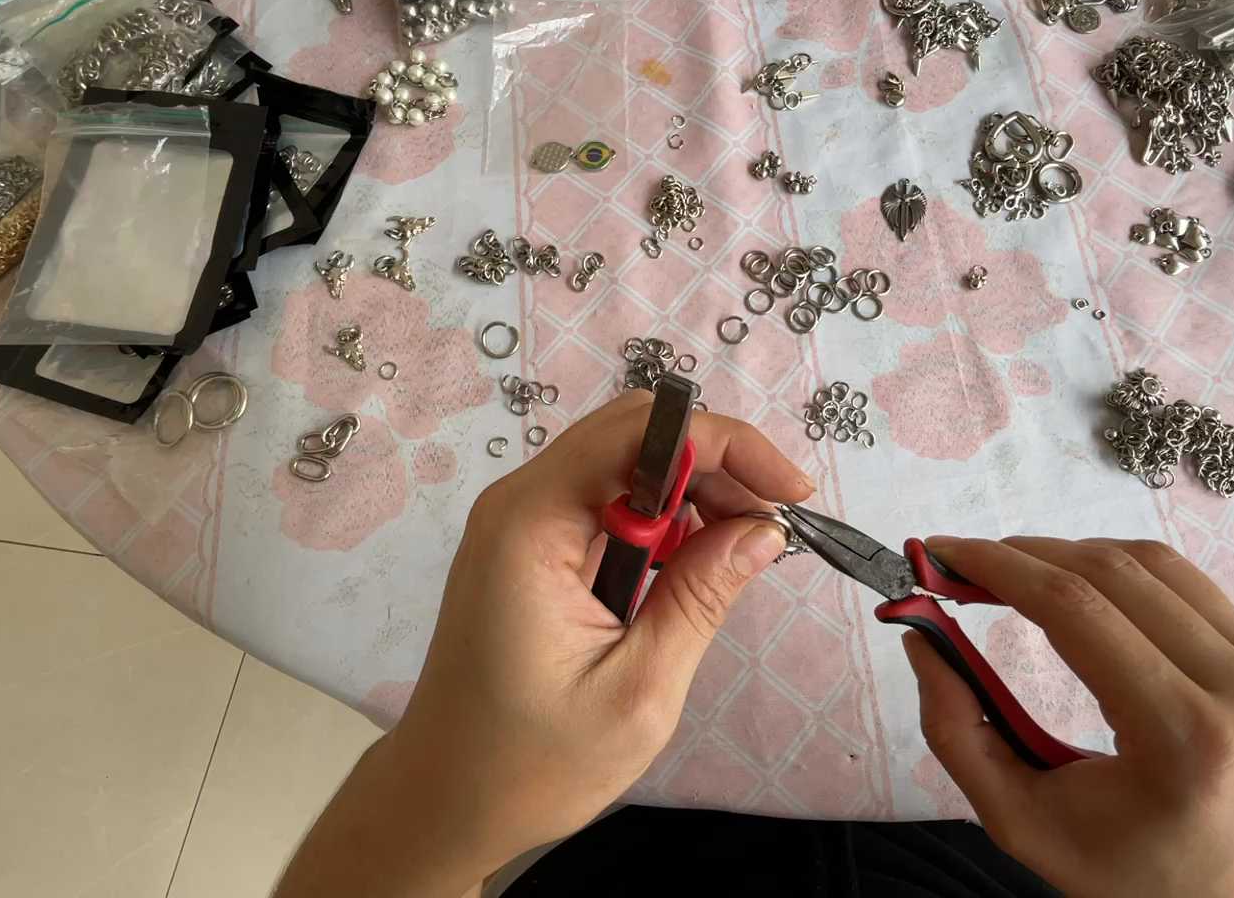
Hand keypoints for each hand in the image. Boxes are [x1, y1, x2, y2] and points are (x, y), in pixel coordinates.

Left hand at [277, 391, 813, 897]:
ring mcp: (524, 515)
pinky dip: (663, 513)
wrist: (444, 799)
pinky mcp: (535, 538)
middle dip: (716, 462)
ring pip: (627, 459)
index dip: (726, 444)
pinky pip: (610, 495)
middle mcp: (522, 498)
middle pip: (634, 433)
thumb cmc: (532, 763)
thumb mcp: (638, 689)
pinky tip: (690, 559)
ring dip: (693, 487)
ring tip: (739, 544)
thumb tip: (764, 529)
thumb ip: (702, 596)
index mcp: (532, 522)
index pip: (640, 433)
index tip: (789, 491)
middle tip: (769, 522)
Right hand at [907, 537, 1233, 897]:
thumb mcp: (1019, 821)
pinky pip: (1181, 580)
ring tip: (1013, 575)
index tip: (939, 554)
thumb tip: (921, 635)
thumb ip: (954, 728)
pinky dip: (1112, 568)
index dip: (996, 565)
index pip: (1074, 609)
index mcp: (1186, 743)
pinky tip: (1077, 588)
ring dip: (1064, 553)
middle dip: (1019, 553)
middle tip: (961, 565)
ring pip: (1146, 562)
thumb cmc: (1128, 875)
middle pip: (1108, 573)